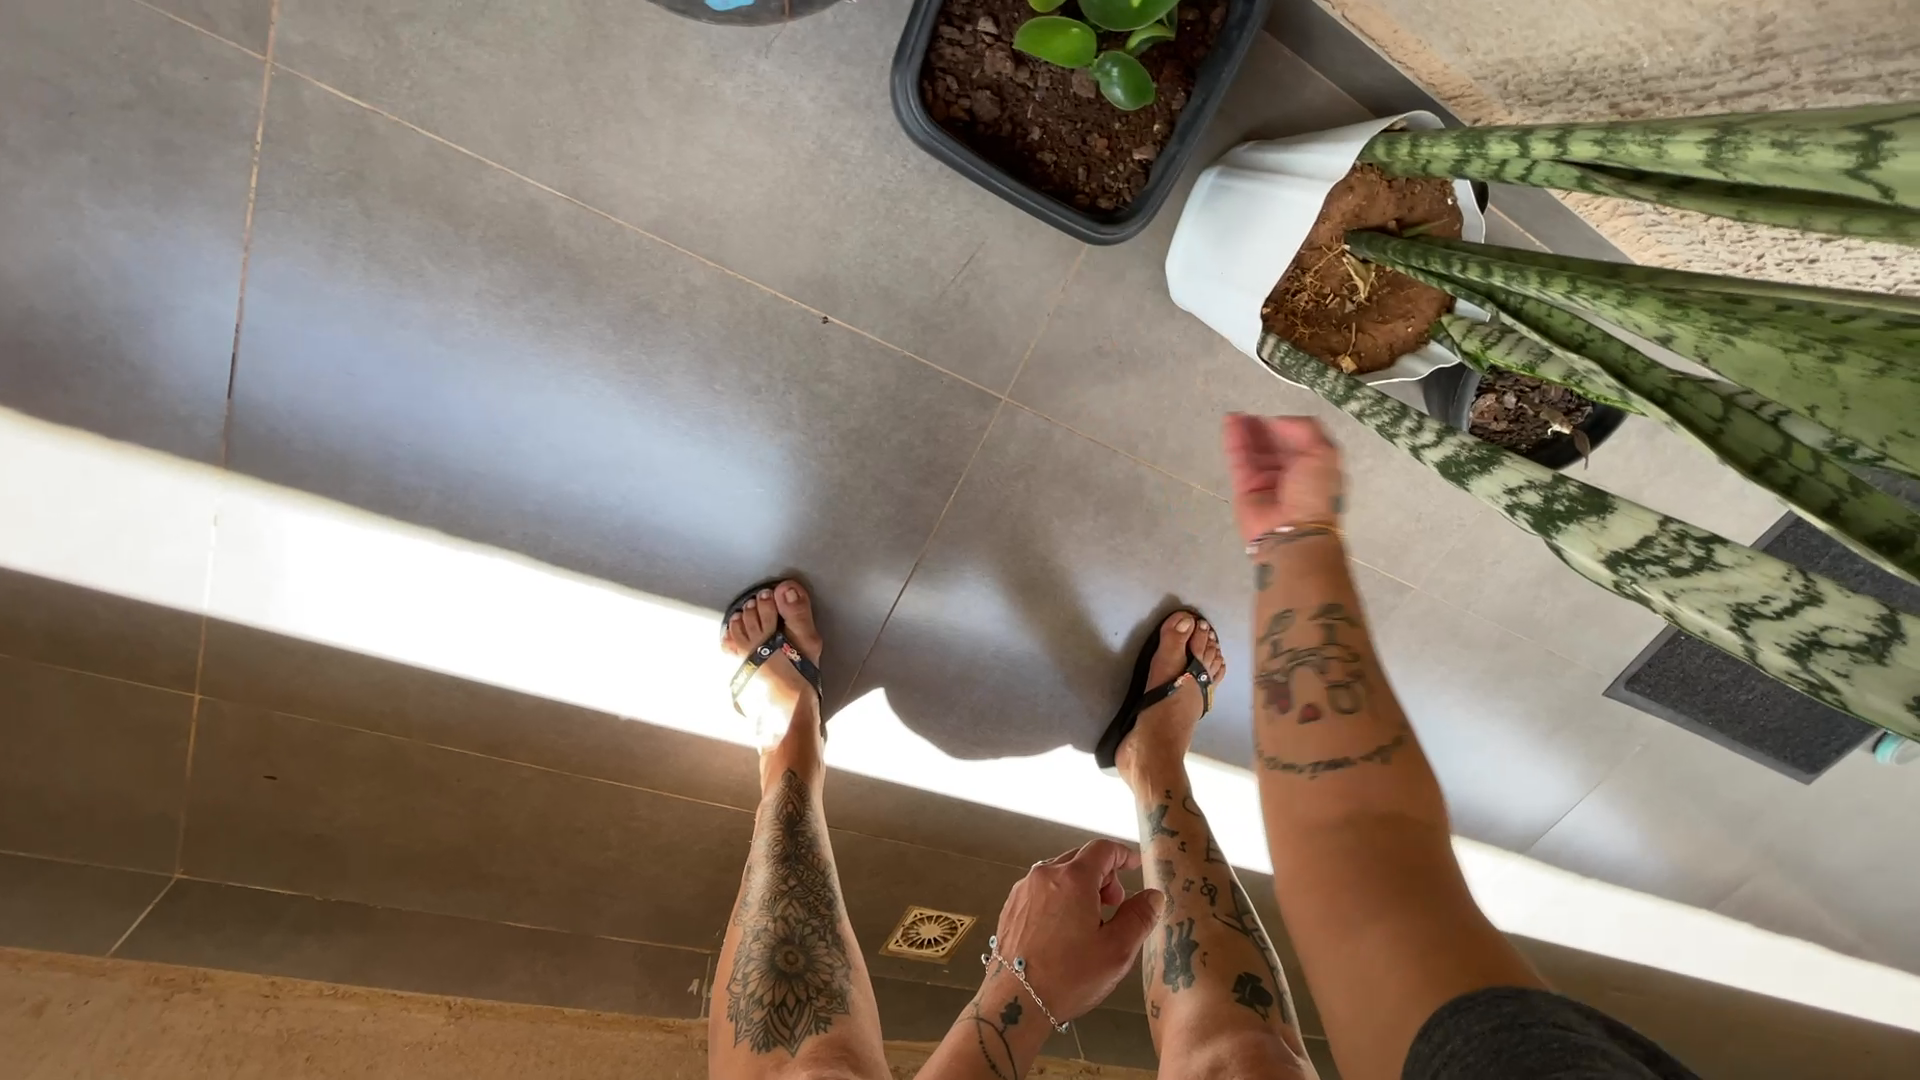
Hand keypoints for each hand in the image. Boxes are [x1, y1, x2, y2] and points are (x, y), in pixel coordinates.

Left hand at [987, 840, 1162, 1021]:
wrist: (1016, 1000)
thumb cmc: (1069, 976)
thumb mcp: (1116, 950)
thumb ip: (1139, 917)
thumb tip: (1153, 895)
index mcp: (1073, 879)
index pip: (1102, 849)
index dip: (1122, 854)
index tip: (1134, 865)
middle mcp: (1045, 874)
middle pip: (1081, 858)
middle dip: (1103, 874)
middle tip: (1114, 904)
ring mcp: (1024, 888)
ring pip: (1060, 872)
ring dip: (1080, 885)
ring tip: (1089, 919)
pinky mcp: (1012, 904)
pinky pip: (1042, 888)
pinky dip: (1059, 896)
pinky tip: (1063, 928)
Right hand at [1223, 413, 1345, 543]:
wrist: (1293, 531)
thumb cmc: (1314, 493)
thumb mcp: (1324, 454)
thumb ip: (1304, 429)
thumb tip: (1275, 421)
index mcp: (1313, 465)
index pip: (1296, 440)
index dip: (1285, 426)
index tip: (1273, 417)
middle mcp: (1289, 472)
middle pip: (1273, 444)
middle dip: (1261, 428)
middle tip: (1248, 414)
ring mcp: (1265, 480)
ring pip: (1253, 450)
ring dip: (1245, 431)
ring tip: (1235, 415)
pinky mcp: (1244, 487)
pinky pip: (1238, 460)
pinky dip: (1233, 442)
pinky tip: (1229, 423)